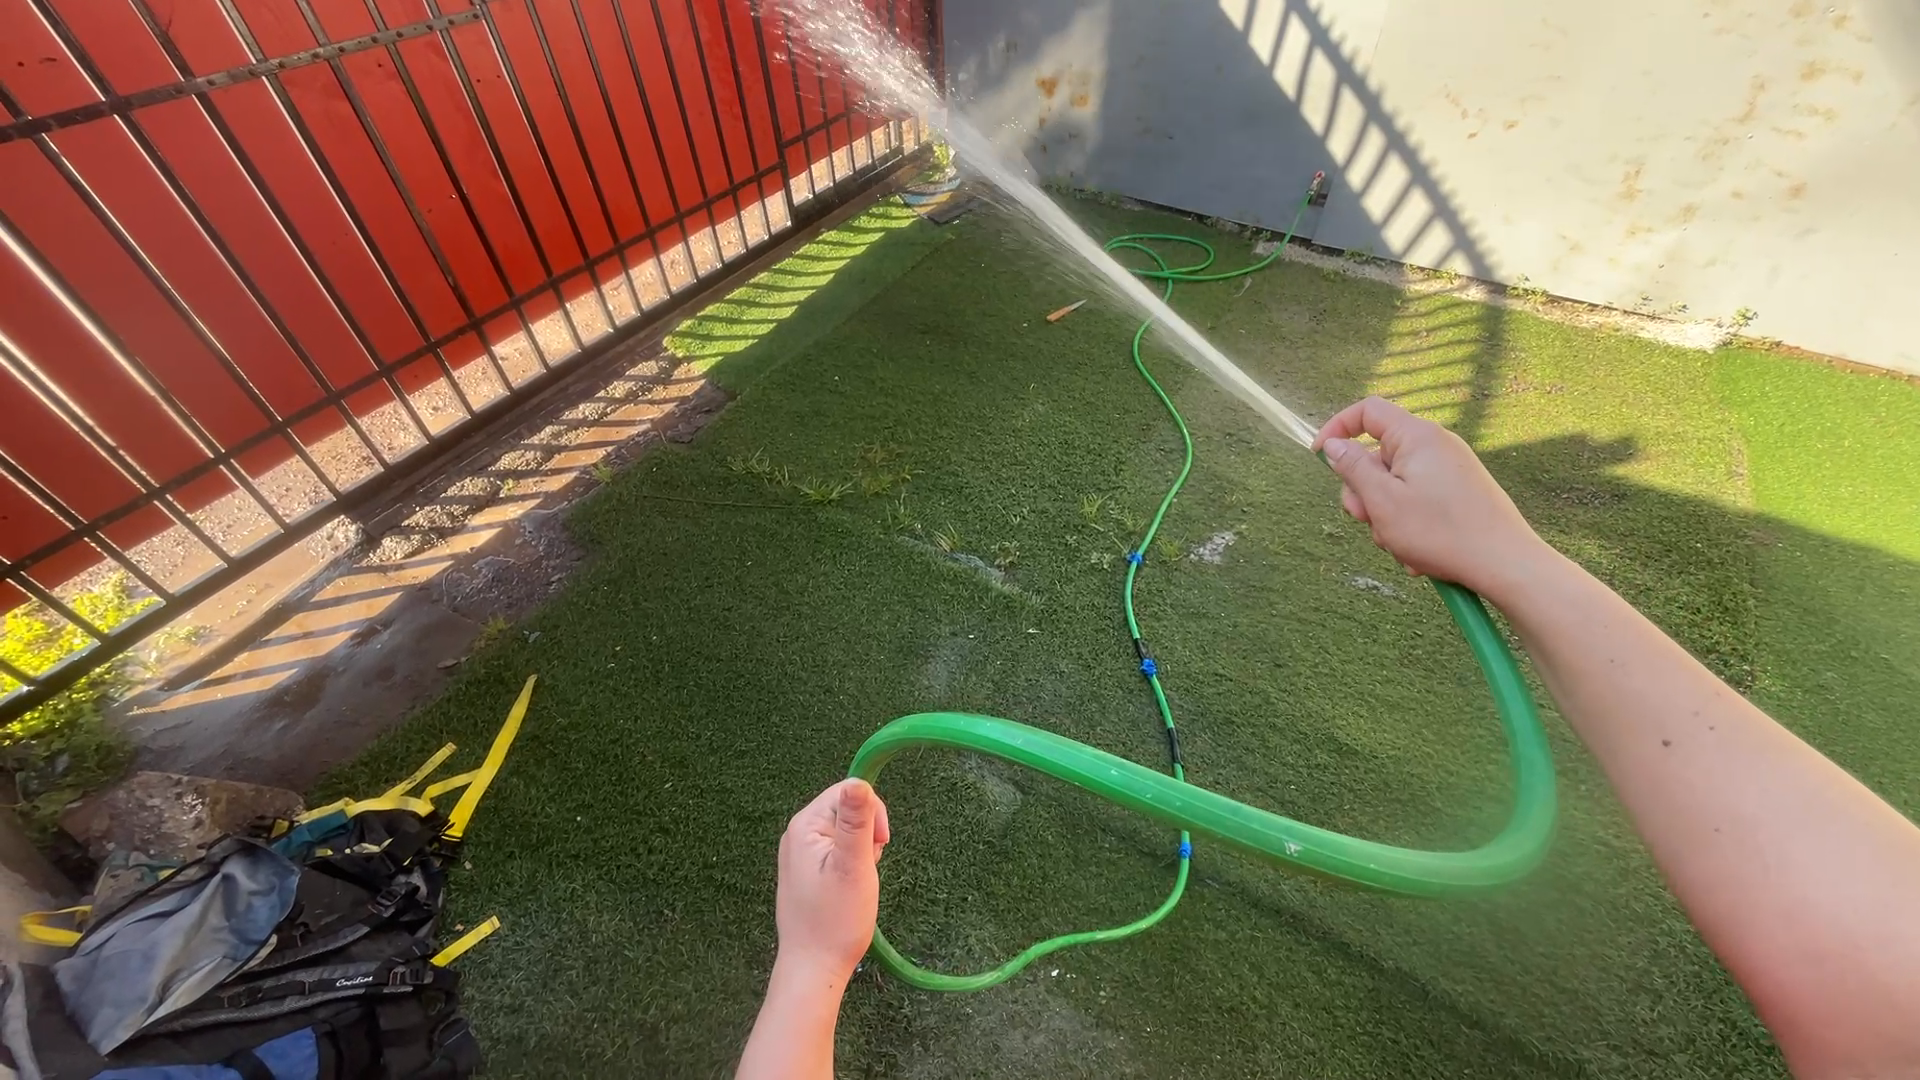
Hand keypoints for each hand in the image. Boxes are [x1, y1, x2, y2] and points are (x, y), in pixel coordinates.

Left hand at [774, 778, 889, 979]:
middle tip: (867, 868)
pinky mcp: (807, 869)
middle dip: (867, 833)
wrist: (814, 970)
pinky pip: (838, 848)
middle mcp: (799, 832)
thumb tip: (860, 781)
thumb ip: (857, 822)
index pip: (848, 791)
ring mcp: (801, 851)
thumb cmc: (836, 920)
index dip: (872, 812)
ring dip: (862, 849)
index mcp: (805, 825)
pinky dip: (852, 862)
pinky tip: (851, 886)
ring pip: (846, 829)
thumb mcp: (854, 866)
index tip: (881, 845)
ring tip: (858, 880)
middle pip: (847, 808)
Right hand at [1313, 396, 1551, 600]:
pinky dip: (1405, 521)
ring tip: (1398, 540)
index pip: (1367, 411)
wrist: (1504, 564)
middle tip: (1366, 518)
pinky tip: (1415, 548)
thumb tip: (1333, 445)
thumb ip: (1352, 467)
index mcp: (1417, 437)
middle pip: (1376, 454)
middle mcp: (1435, 445)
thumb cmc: (1441, 532)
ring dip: (1383, 513)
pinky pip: (1414, 498)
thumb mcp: (1381, 500)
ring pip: (1392, 483)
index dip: (1336, 429)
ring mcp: (1448, 468)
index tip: (1319, 457)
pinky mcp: (1456, 490)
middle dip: (1362, 489)